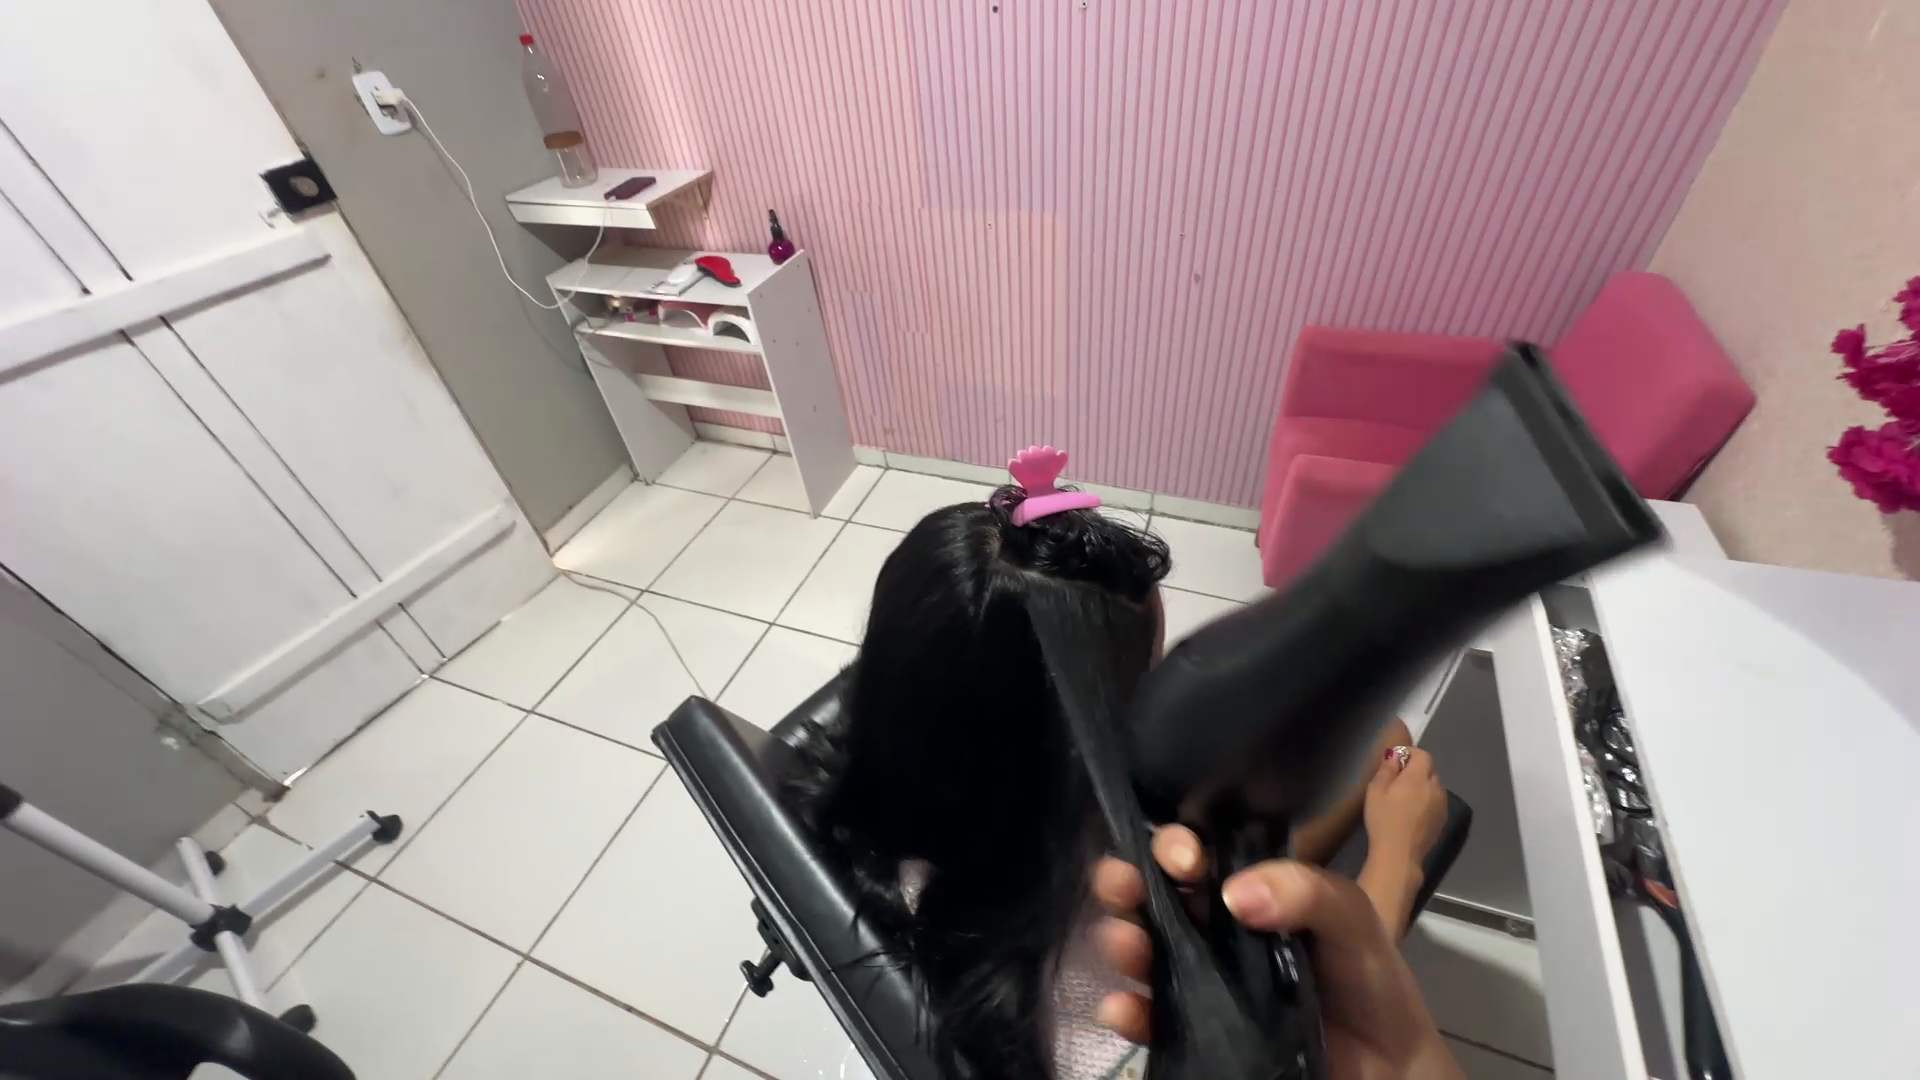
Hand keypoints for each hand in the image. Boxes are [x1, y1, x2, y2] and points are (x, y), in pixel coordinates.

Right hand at [1092, 827, 1462, 1079]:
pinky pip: (1144, 1017)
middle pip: (1145, 890)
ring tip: (1127, 946)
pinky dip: (1124, 1010)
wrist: (1388, 1074)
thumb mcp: (1351, 916)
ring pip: (1134, 945)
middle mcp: (1202, 924)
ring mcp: (1191, 977)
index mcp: (1234, 885)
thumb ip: (1306, 890)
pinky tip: (1124, 1009)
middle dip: (1122, 880)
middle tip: (1124, 886)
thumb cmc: (1366, 980)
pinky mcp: (1187, 1031)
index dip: (1173, 844)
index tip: (1186, 861)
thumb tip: (1235, 895)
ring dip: (1118, 939)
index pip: (1188, 850)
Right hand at [1364, 746, 1447, 868]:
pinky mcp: (1442, 820)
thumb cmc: (1383, 819)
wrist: (1400, 854)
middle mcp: (1435, 789)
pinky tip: (1412, 811)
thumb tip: (1394, 755)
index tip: (1395, 759)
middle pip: (1430, 770)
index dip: (1410, 753)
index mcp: (1418, 778)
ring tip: (1404, 796)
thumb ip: (1386, 769)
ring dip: (1422, 784)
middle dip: (1415, 768)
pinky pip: (1436, 801)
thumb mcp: (1375, 790)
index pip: (1423, 755)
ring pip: (1435, 786)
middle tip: (1395, 778)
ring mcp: (1442, 806)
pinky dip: (1427, 799)